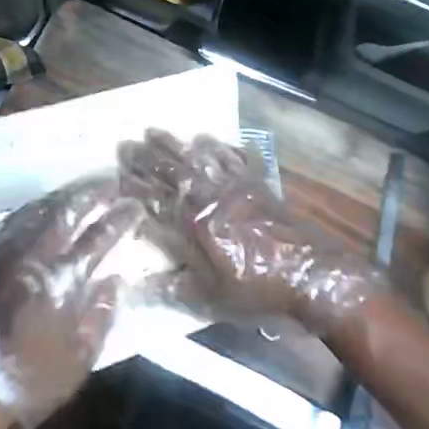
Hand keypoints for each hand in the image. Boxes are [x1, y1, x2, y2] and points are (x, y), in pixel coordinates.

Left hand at [0, 178, 143, 428]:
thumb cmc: (24, 380)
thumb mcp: (76, 362)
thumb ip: (99, 318)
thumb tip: (113, 281)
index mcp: (61, 280)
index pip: (98, 238)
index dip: (119, 219)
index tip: (135, 204)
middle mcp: (34, 255)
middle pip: (66, 211)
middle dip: (91, 194)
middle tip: (111, 182)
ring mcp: (7, 252)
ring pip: (39, 210)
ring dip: (64, 197)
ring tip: (82, 190)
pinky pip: (17, 220)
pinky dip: (36, 209)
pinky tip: (44, 210)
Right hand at [119, 130, 382, 333]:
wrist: (313, 276)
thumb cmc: (258, 289)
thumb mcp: (212, 297)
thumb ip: (174, 288)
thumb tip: (138, 287)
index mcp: (194, 222)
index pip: (155, 196)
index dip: (134, 185)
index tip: (116, 173)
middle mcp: (210, 196)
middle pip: (172, 169)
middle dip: (146, 156)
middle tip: (127, 143)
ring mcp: (235, 186)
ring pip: (198, 156)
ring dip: (175, 143)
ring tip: (156, 131)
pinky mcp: (257, 184)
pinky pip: (233, 156)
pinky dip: (218, 146)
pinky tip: (210, 139)